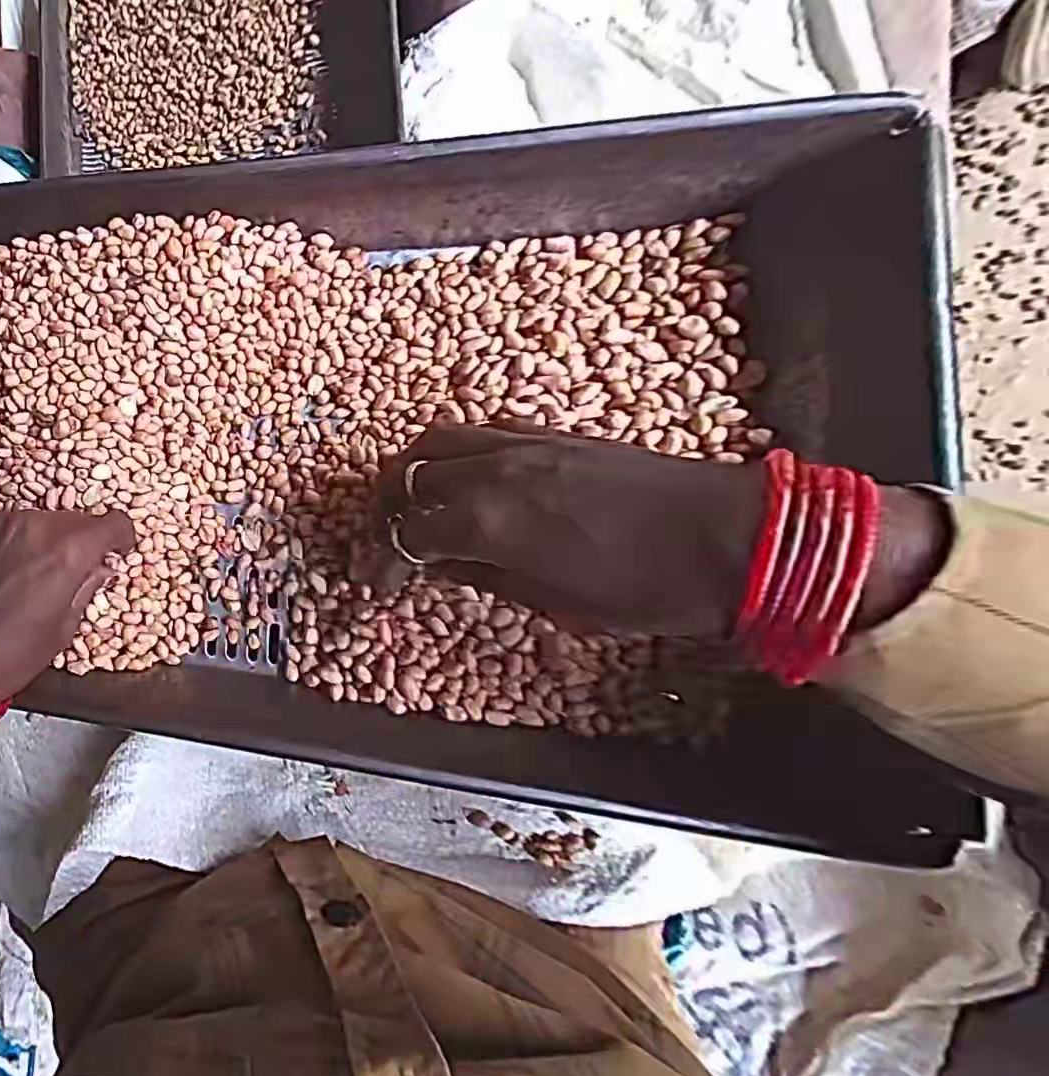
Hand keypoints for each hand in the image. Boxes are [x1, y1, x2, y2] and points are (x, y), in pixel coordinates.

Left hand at [0, 511, 136, 700]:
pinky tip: (4, 572)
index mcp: (65, 553)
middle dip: (81, 540)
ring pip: (36, 519)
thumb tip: (98, 568)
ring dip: (44, 539)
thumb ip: (86, 587)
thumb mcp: (63, 629)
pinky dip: (10, 542)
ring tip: (34, 574)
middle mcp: (31, 527)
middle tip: (76, 568)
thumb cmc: (7, 657)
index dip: (120, 536)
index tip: (119, 547)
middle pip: (73, 518)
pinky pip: (2, 526)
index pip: (111, 523)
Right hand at [369, 423, 947, 638]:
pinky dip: (452, 454)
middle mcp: (492, 473)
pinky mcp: (551, 434)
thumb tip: (438, 564)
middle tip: (384, 536)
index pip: (405, 536)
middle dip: (382, 509)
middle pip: (404, 476)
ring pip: (434, 442)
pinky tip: (463, 478)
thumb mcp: (550, 600)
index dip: (381, 562)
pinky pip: (478, 432)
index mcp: (487, 523)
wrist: (744, 539)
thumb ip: (480, 575)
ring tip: (411, 500)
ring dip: (410, 471)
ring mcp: (522, 445)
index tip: (373, 583)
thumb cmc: (646, 589)